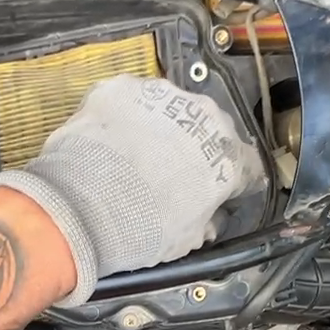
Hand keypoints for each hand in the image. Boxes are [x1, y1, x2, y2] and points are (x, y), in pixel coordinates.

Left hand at [0, 75, 266, 305]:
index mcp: (228, 160)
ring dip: (160, 128)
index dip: (234, 181)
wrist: (82, 210)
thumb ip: (204, 223)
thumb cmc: (138, 229)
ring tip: (135, 158)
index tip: (222, 190)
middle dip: (195, 150)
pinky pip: (130, 100)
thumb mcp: (185, 241)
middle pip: (210, 130)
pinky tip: (110, 142)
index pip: (246, 166)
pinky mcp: (122, 88)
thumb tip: (206, 223)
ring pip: (171, 110)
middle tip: (171, 176)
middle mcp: (204, 119)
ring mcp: (162, 98)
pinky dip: (123, 117)